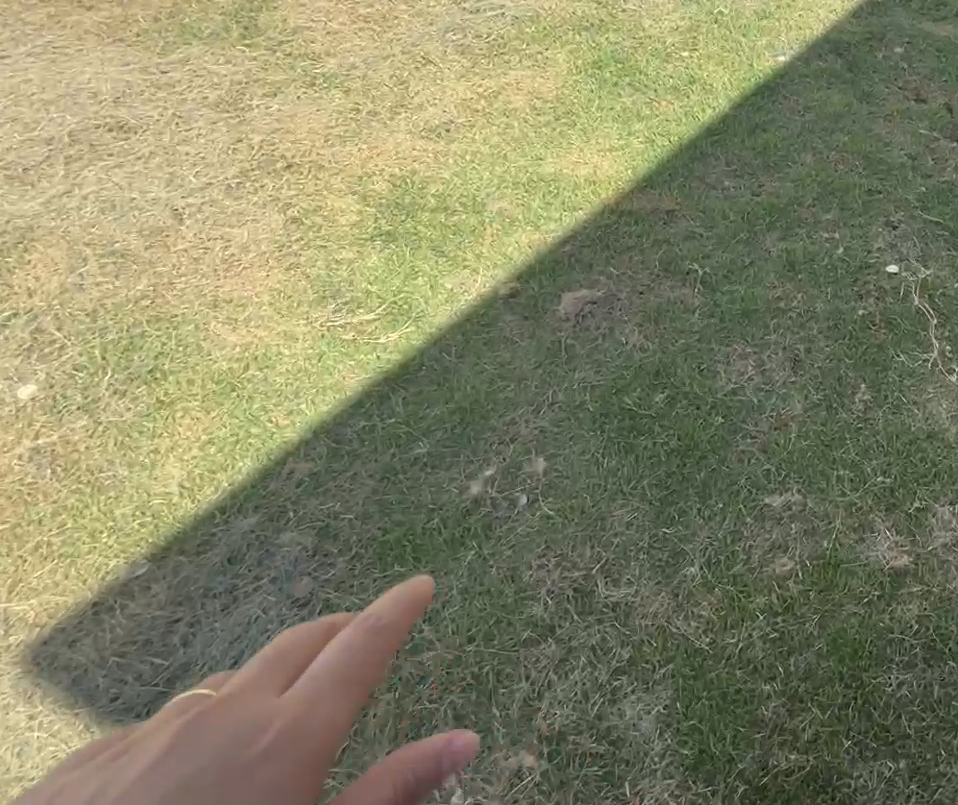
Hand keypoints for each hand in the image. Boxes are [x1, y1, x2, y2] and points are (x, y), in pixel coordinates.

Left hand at [17, 576, 476, 804]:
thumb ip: (391, 788)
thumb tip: (467, 740)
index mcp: (292, 732)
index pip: (363, 647)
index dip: (397, 611)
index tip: (421, 584)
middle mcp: (227, 714)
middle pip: (298, 644)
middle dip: (338, 629)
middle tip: (360, 629)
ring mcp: (147, 736)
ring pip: (222, 685)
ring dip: (260, 683)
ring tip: (266, 713)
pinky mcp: (79, 769)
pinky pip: (149, 731)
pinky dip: (185, 732)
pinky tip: (173, 774)